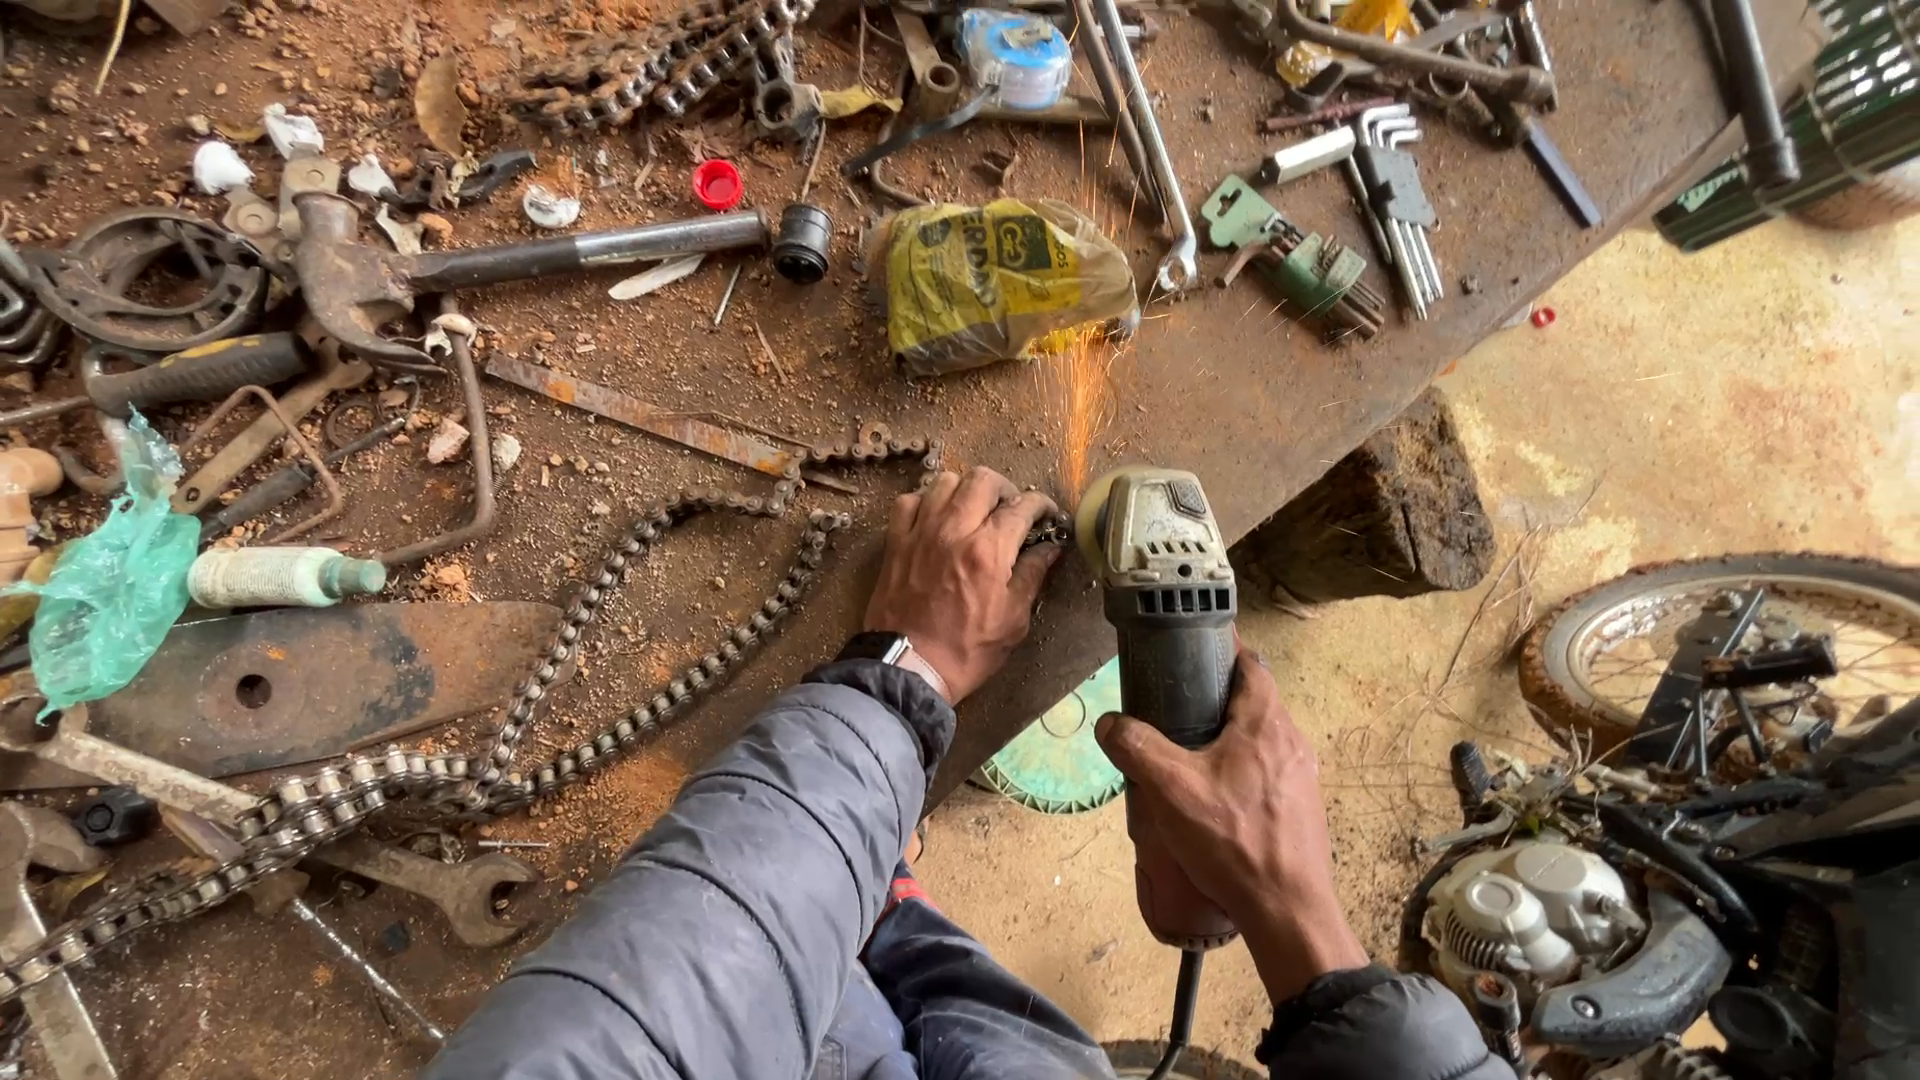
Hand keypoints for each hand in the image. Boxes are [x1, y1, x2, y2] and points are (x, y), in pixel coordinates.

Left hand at [863, 467, 1062, 703]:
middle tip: (1010, 510)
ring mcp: (920, 531)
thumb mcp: (1013, 620)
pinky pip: (909, 501)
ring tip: (973, 511)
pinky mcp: (895, 541)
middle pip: (984, 479)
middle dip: (1005, 489)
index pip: (1023, 506)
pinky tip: (935, 519)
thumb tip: (1051, 547)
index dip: (1042, 505)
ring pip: (946, 481)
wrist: (909, 667)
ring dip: (966, 491)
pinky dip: (926, 502)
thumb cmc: (967, 650)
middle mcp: (954, 530)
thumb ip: (1033, 575)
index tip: (1047, 515)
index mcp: (988, 550)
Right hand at [1095, 647, 1367, 1002]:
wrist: (1288, 911)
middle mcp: (1291, 740)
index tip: (1191, 648)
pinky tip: (1217, 793)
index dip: (1223, 648)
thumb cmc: (1232, 839)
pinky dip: (1243, 764)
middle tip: (1177, 703)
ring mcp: (1303, 776)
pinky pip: (1270, 768)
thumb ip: (1135, 746)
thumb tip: (1109, 723)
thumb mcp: (1170, 788)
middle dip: (1219, 694)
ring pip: (1262, 736)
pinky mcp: (1303, 807)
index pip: (1250, 663)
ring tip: (1191, 750)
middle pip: (1255, 699)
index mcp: (1265, 722)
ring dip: (1231, 732)